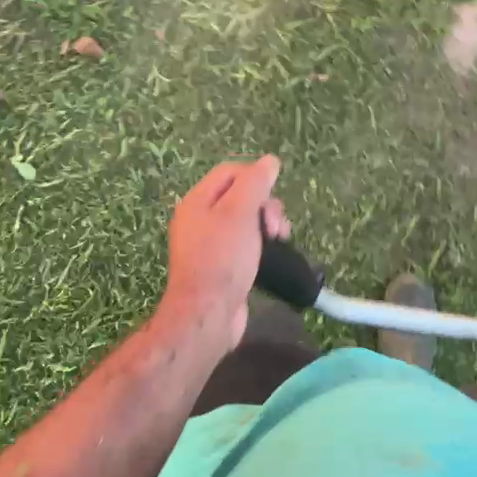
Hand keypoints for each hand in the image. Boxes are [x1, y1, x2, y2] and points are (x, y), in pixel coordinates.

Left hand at [162, 155, 288, 352]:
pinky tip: (271, 256)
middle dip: (265, 205)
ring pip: (247, 221)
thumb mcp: (240, 212)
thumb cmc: (222, 258)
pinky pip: (246, 244)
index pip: (229, 171)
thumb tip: (270, 161)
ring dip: (267, 225)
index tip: (272, 195)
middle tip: (275, 227)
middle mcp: (200, 220)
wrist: (208, 315)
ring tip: (279, 241)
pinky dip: (261, 245)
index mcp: (197, 201)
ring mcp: (210, 245)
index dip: (255, 176)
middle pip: (241, 195)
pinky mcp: (222, 267)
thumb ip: (255, 183)